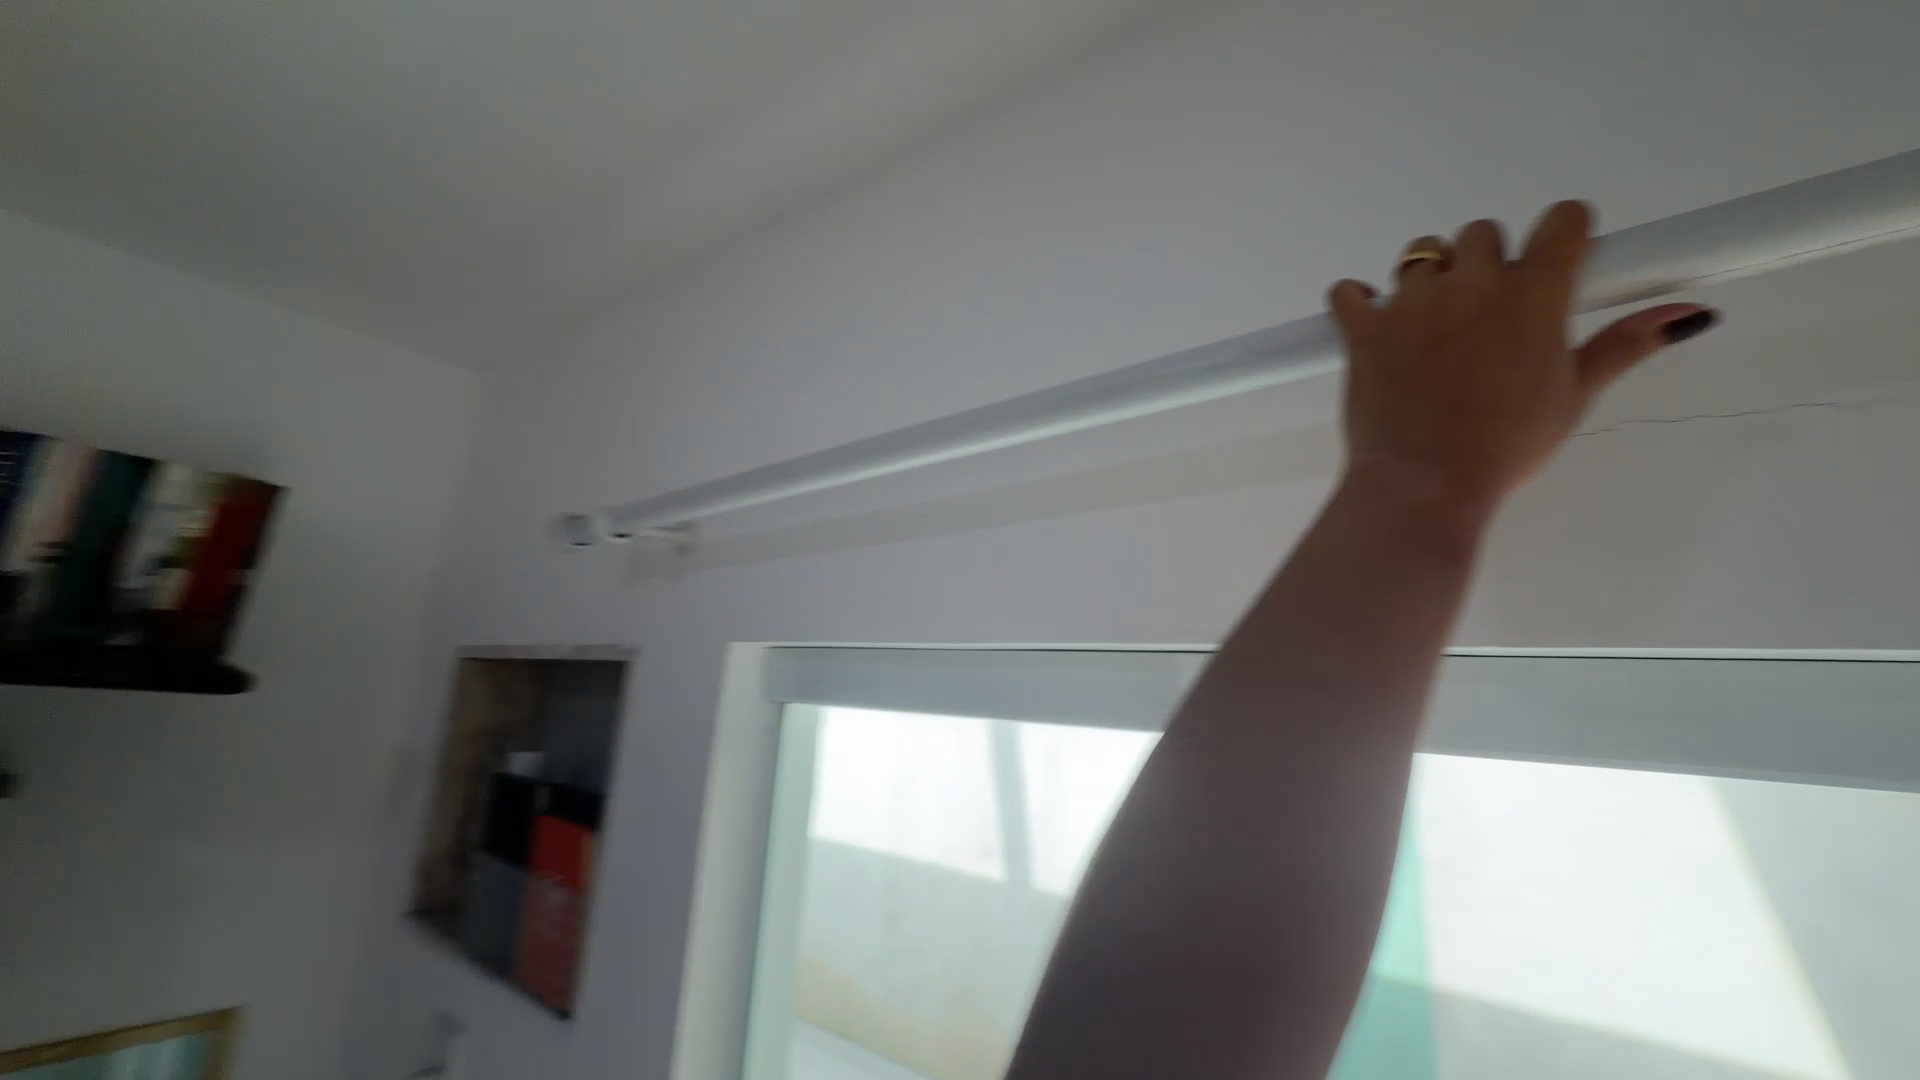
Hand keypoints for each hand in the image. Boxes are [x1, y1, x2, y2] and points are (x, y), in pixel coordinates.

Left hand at [1327, 201, 1717, 513]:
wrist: (1425, 481)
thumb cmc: (1505, 445)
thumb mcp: (1573, 396)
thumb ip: (1623, 345)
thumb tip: (1687, 315)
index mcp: (1533, 296)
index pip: (1561, 221)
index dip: (1561, 235)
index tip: (1554, 259)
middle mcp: (1471, 287)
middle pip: (1482, 234)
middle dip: (1487, 262)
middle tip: (1483, 312)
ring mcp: (1411, 306)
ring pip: (1420, 255)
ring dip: (1427, 277)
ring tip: (1430, 322)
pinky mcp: (1363, 331)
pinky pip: (1348, 293)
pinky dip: (1355, 300)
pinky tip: (1369, 322)